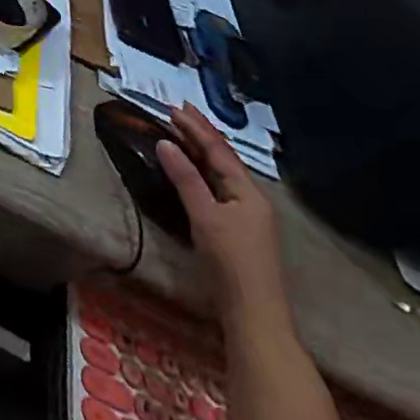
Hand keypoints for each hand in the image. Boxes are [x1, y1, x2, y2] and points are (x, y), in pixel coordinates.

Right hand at [157, 105, 283, 317]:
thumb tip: (165, 143)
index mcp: (248, 191)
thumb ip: (185, 179)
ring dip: (201, 151)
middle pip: (223, 158)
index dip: (197, 128)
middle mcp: (251, 197)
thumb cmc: (230, 260)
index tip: (175, 108)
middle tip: (179, 112)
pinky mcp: (238, 227)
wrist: (254, 311)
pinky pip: (219, 186)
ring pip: (222, 172)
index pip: (218, 151)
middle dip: (201, 134)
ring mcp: (247, 213)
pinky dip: (203, 170)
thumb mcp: (204, 216)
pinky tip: (195, 170)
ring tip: (183, 133)